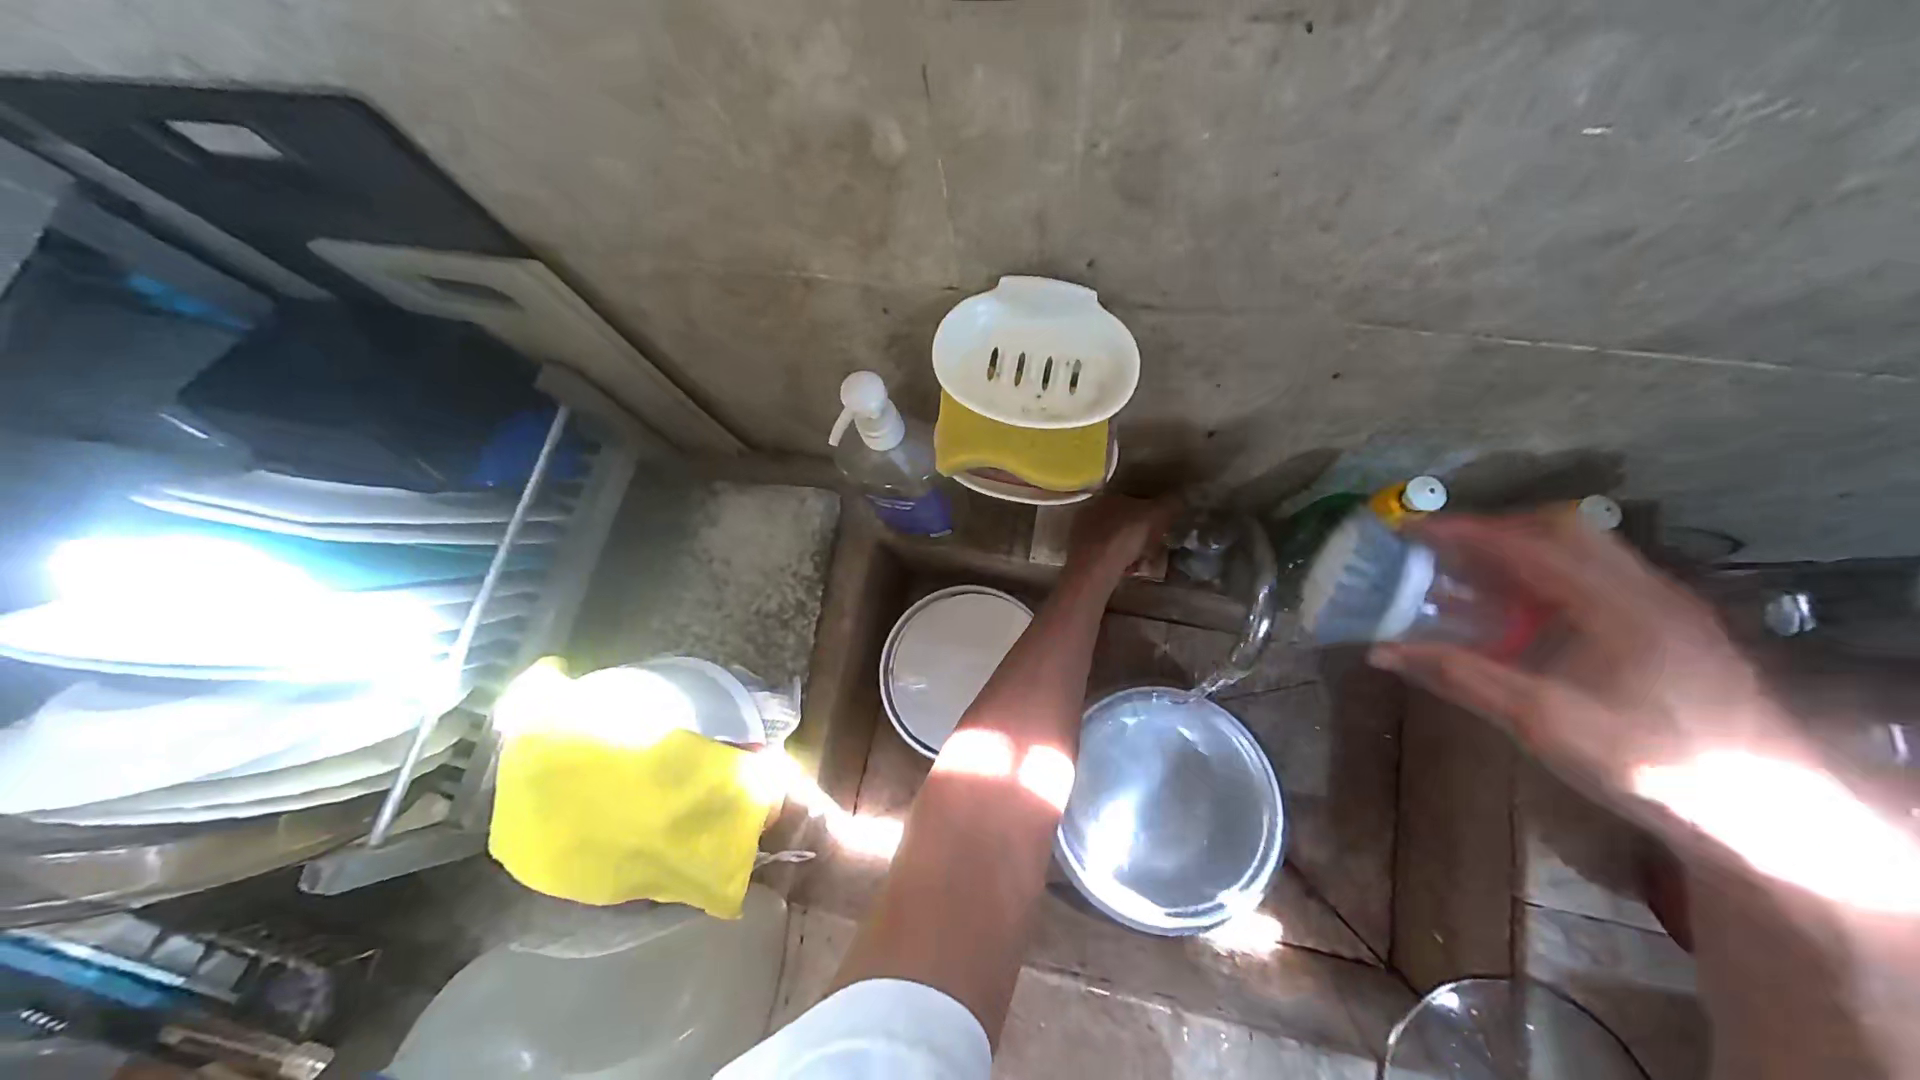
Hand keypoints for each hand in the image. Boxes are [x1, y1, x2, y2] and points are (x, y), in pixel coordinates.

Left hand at [1063, 495, 1183, 582]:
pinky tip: (1128, 572)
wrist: (1095, 566)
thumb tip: (1183, 496)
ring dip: (1132, 552)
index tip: (1162, 528)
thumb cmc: (1128, 535)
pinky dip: (1119, 563)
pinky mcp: (1079, 555)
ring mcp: (1082, 534)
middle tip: (1155, 548)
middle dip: (1142, 536)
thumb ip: (1172, 503)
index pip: (1135, 501)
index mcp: (1109, 496)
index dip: (1151, 514)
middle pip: (1125, 523)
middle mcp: (1092, 511)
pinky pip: (1106, 557)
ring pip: (1116, 541)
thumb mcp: (1158, 514)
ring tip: (1143, 563)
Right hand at [1370, 512, 1798, 795]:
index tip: (1409, 530)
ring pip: (1582, 549)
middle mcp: (1644, 589)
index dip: (1462, 532)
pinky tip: (1519, 610)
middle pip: (1560, 530)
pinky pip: (1595, 576)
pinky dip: (1544, 576)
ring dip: (1520, 551)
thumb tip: (1381, 651)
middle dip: (1492, 531)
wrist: (1769, 812)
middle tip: (1440, 550)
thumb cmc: (1652, 764)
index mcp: (1616, 604)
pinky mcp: (1667, 626)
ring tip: (1469, 573)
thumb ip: (1461, 677)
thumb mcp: (1543, 722)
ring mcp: (1662, 605)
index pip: (1526, 545)